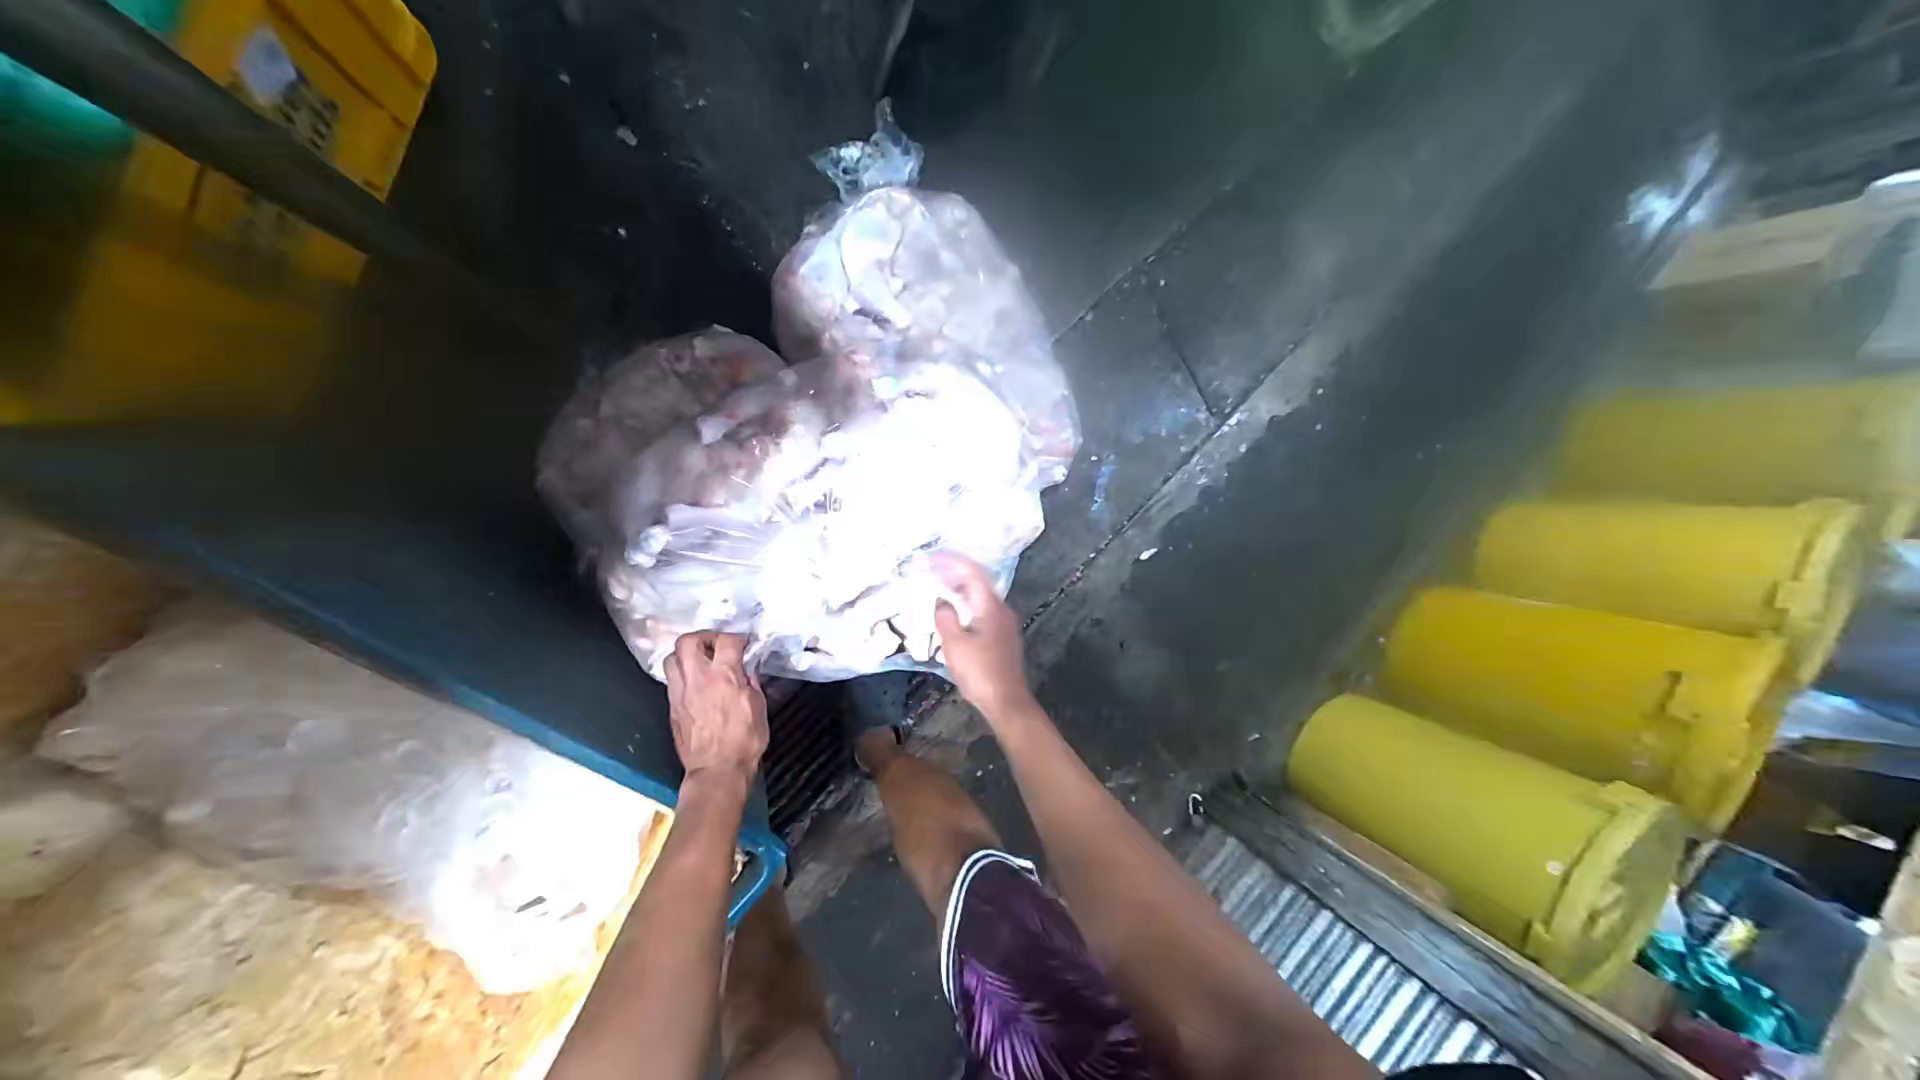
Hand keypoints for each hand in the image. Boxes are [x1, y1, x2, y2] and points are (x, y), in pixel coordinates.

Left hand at [664, 632, 767, 781]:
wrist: (717, 770)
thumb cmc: (744, 740)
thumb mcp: (759, 706)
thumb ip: (751, 683)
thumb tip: (746, 672)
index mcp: (724, 676)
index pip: (727, 640)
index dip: (736, 638)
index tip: (742, 645)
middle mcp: (698, 679)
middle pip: (688, 641)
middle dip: (703, 637)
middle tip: (715, 645)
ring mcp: (680, 692)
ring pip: (672, 658)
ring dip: (686, 655)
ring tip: (701, 662)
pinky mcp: (672, 706)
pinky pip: (671, 679)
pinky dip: (682, 674)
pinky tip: (695, 683)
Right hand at [931, 552, 1034, 719]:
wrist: (1007, 702)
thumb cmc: (980, 673)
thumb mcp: (954, 645)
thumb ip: (945, 618)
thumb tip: (941, 602)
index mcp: (990, 607)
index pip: (972, 572)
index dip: (951, 561)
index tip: (931, 557)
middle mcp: (1001, 609)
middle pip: (978, 581)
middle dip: (954, 572)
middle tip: (931, 569)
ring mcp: (1004, 623)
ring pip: (980, 596)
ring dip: (960, 588)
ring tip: (938, 586)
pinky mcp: (1002, 636)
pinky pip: (982, 609)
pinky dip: (965, 604)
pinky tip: (953, 612)